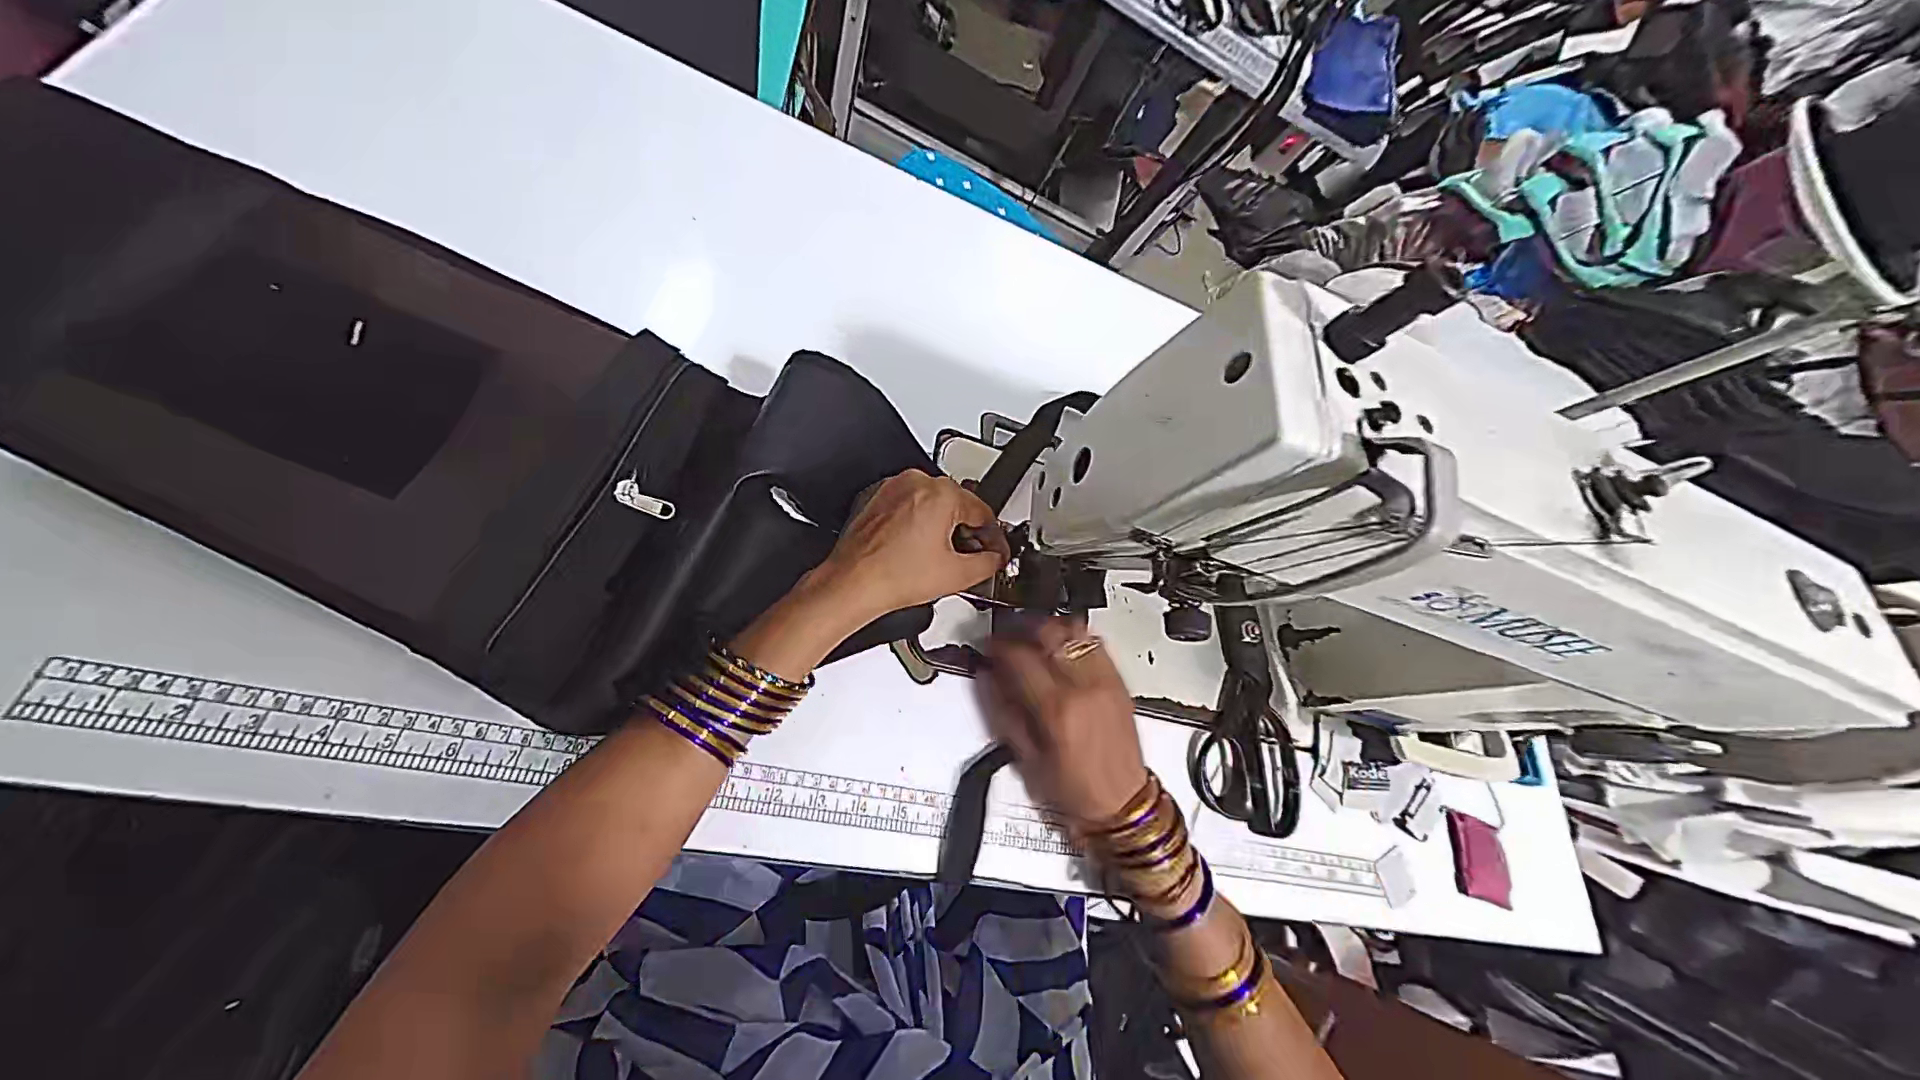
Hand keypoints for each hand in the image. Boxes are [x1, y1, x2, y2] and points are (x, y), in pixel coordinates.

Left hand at [814, 469, 1010, 622]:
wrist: (852, 583)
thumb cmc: (890, 576)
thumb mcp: (957, 575)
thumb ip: (989, 563)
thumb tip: (995, 558)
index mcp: (941, 494)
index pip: (984, 512)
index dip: (994, 537)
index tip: (995, 551)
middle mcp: (916, 483)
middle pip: (958, 505)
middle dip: (968, 533)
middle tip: (971, 559)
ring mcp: (894, 489)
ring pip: (933, 505)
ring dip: (942, 528)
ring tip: (939, 558)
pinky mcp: (878, 499)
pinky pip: (909, 506)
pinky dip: (918, 524)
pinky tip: (917, 551)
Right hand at [983, 617, 1148, 824]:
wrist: (1122, 804)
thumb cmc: (1076, 791)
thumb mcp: (1026, 758)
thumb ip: (1002, 712)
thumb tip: (986, 678)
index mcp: (1056, 709)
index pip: (1019, 656)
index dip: (998, 645)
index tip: (989, 647)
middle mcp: (1084, 688)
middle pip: (1048, 632)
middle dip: (1021, 626)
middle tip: (1008, 634)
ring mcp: (1105, 682)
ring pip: (1073, 630)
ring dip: (1049, 627)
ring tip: (1034, 635)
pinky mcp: (1120, 683)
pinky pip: (1096, 643)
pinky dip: (1074, 637)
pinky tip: (1062, 646)